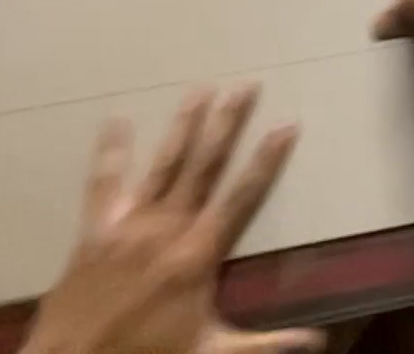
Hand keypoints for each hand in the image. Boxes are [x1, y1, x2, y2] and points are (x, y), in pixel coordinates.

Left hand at [21, 85, 321, 353]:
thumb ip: (266, 348)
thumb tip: (318, 345)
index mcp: (198, 253)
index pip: (243, 195)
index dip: (267, 159)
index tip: (287, 124)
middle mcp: (167, 228)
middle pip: (205, 164)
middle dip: (228, 123)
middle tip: (246, 86)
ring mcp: (129, 225)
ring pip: (164, 164)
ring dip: (184, 125)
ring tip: (201, 88)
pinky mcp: (95, 231)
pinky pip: (103, 185)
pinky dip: (111, 152)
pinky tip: (117, 119)